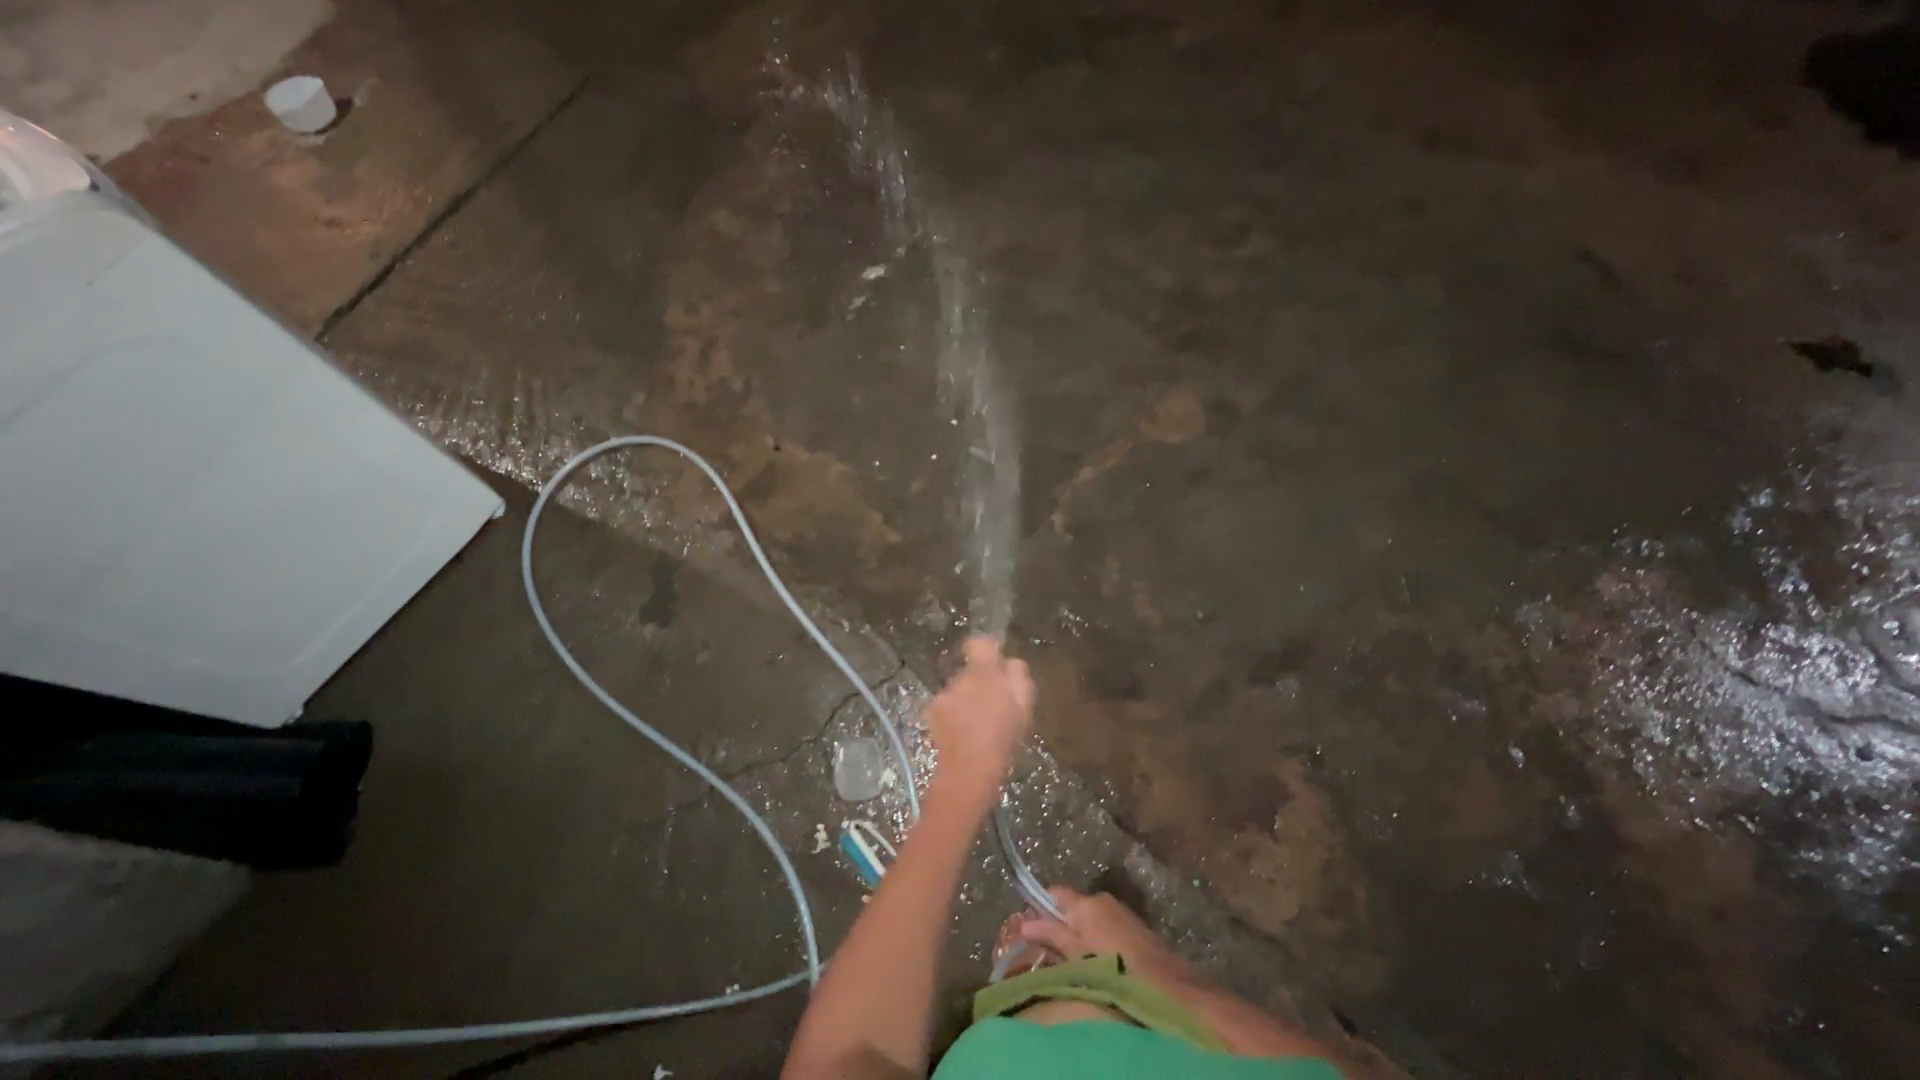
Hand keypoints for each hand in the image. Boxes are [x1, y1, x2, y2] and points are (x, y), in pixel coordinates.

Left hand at [926, 636, 1034, 807]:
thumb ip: (1018, 678)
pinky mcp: (932, 711)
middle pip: (969, 669)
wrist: (969, 772)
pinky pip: (946, 705)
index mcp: (985, 674)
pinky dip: (953, 714)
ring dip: (966, 699)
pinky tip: (962, 732)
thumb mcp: (1024, 708)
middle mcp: (960, 678)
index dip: (986, 650)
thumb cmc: (1003, 740)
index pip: (979, 643)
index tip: (994, 664)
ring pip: (958, 689)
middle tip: (992, 705)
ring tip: (977, 724)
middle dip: (979, 681)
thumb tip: (1010, 662)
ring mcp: (943, 695)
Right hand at [1016, 887, 1197, 986]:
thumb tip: (1024, 923)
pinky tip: (1092, 960)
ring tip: (1067, 958)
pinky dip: (1094, 938)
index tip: (1028, 930)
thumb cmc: (1113, 966)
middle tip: (1044, 949)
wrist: (1164, 982)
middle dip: (1057, 923)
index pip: (1053, 893)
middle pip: (1071, 905)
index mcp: (1086, 902)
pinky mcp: (1132, 926)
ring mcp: (1120, 911)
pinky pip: (1104, 926)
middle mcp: (1102, 899)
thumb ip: (1051, 934)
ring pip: (1088, 917)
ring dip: (1077, 933)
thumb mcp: (1076, 953)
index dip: (1038, 908)